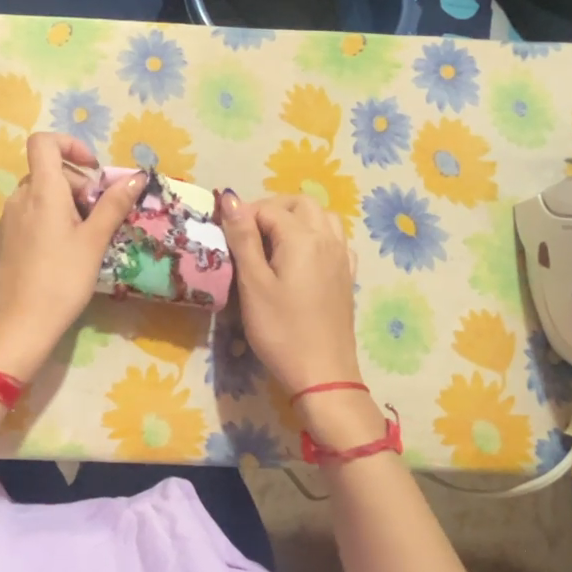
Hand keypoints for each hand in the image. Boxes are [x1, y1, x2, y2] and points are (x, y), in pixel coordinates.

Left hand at [0, 133, 142, 382]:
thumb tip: (136, 176)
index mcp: (41, 190)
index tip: (93, 170)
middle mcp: (19, 197)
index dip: (70, 145)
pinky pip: (29, 215)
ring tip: (84, 238)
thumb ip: (113, 205)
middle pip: (48, 171)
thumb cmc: (61, 280)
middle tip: (98, 217)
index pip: (43, 142)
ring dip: (65, 204)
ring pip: (39, 195)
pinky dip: (49, 220)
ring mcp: (7, 219)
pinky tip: (62, 254)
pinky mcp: (3, 240)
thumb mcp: (94, 242)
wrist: (18, 325)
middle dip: (77, 185)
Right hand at [217, 193, 361, 393]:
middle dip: (271, 209)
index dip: (242, 216)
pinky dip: (316, 235)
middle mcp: (328, 239)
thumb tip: (230, 197)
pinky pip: (334, 239)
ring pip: (322, 217)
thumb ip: (243, 238)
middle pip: (300, 203)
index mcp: (302, 237)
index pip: (268, 208)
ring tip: (272, 241)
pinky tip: (301, 257)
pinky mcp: (346, 276)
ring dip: (296, 218)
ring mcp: (342, 258)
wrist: (322, 374)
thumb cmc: (280, 329)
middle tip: (246, 233)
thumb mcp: (252, 283)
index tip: (225, 237)